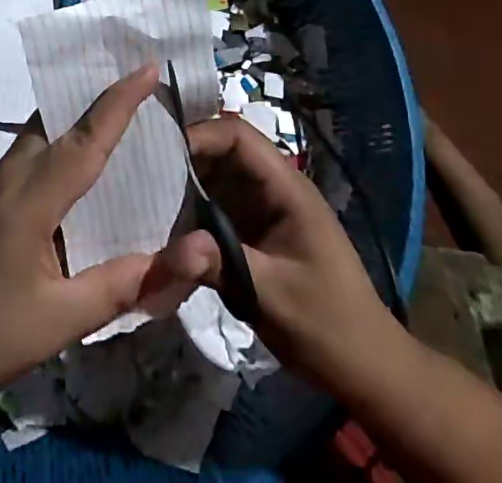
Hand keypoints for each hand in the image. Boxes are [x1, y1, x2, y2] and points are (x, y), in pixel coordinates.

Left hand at [0, 64, 201, 408]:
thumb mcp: (57, 321)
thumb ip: (118, 286)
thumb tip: (177, 259)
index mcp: (28, 201)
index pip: (83, 140)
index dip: (118, 102)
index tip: (147, 67)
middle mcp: (9, 178)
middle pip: (56, 121)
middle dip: (98, 96)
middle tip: (142, 86)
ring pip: (39, 133)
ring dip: (77, 117)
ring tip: (121, 116)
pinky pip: (31, 153)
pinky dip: (61, 141)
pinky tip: (81, 167)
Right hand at [161, 114, 402, 392]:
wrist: (363, 365)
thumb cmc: (327, 323)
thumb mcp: (273, 294)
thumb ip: (223, 265)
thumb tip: (171, 248)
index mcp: (287, 189)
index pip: (239, 137)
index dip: (199, 136)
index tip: (158, 155)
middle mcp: (272, 189)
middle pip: (222, 153)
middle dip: (182, 158)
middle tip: (138, 173)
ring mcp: (261, 211)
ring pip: (214, 180)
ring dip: (182, 187)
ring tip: (141, 197)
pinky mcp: (252, 234)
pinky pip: (215, 210)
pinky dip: (190, 213)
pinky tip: (161, 226)